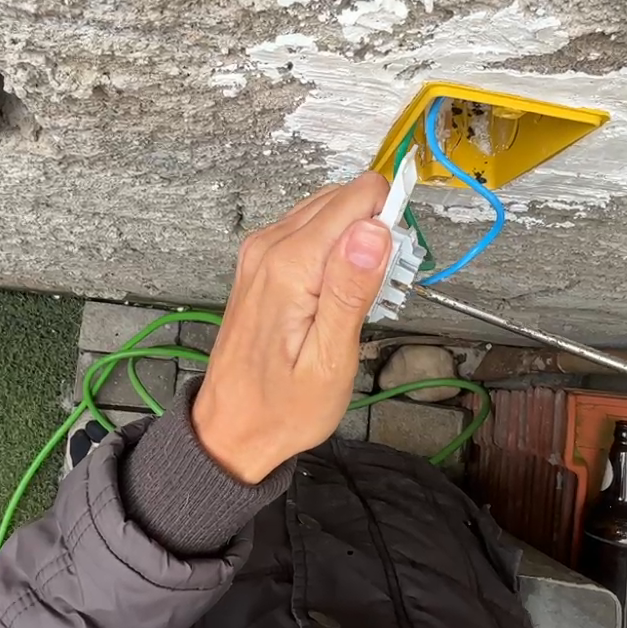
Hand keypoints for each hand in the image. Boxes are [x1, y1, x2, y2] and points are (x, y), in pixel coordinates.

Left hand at [193, 173, 391, 483]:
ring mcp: (260, 252)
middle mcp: (269, 247)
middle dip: (373, 232)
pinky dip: (334, 249)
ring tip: (357, 297)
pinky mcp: (261, 262)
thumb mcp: (330, 360)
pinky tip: (337, 291)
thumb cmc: (282, 407)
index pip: (356, 199)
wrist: (232, 428)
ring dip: (355, 240)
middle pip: (342, 199)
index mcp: (289, 265)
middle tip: (377, 291)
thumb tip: (374, 229)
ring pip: (327, 210)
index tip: (394, 267)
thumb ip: (352, 289)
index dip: (388, 224)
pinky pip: (309, 230)